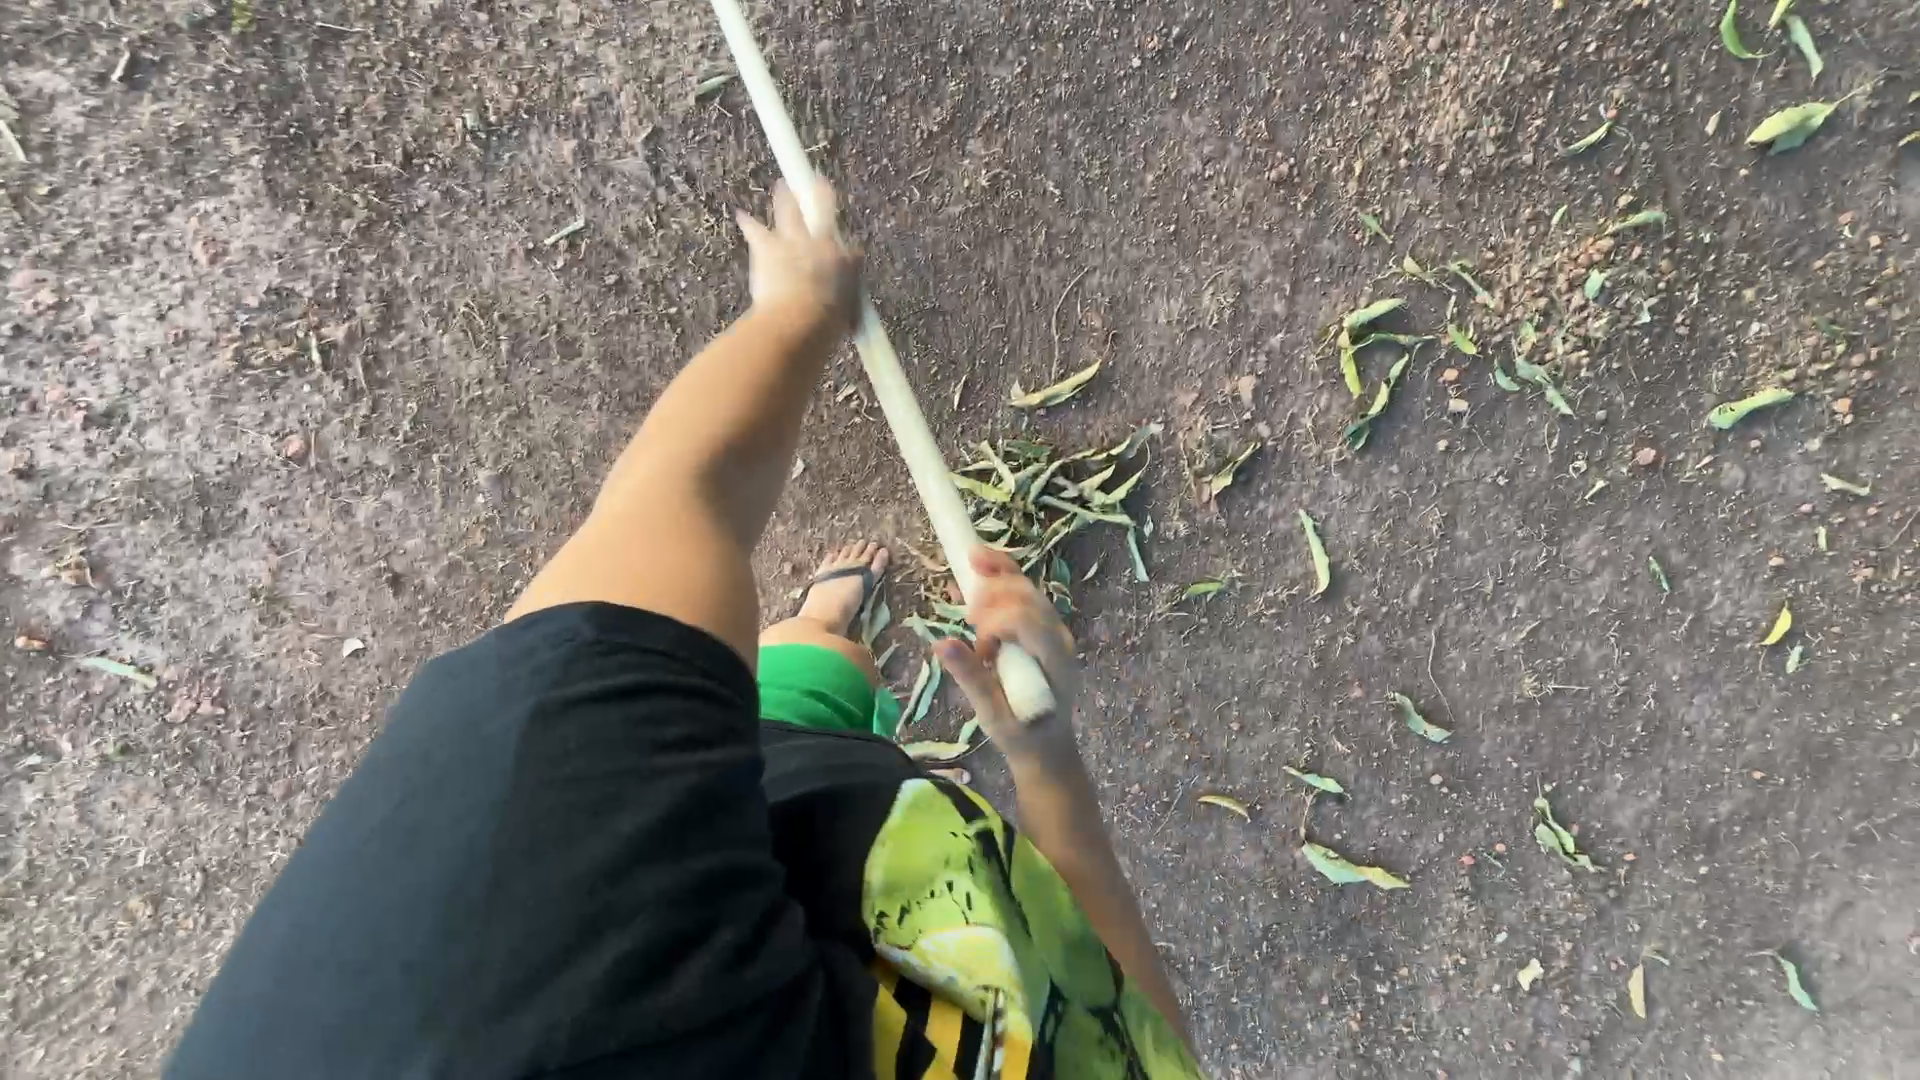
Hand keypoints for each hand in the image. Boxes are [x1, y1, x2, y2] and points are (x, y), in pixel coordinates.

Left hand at [735, 180, 860, 332]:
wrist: (794, 321)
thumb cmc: (823, 321)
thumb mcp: (846, 306)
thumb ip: (847, 283)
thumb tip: (851, 265)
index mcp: (838, 257)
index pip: (843, 234)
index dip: (836, 212)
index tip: (832, 199)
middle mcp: (816, 241)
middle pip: (816, 207)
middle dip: (813, 191)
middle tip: (812, 181)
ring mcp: (789, 241)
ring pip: (787, 209)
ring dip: (784, 196)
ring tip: (782, 187)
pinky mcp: (765, 248)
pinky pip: (753, 229)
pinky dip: (748, 222)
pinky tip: (742, 215)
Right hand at [932, 548, 1082, 768]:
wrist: (1046, 746)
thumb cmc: (1022, 734)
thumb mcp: (993, 714)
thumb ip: (971, 677)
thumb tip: (941, 643)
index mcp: (1053, 659)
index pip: (1026, 619)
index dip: (994, 621)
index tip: (978, 646)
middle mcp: (1059, 637)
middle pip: (1028, 595)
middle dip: (994, 591)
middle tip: (968, 611)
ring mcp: (1053, 630)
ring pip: (1027, 589)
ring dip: (997, 576)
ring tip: (970, 564)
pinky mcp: (1042, 629)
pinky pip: (1023, 596)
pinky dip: (1000, 580)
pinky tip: (978, 569)